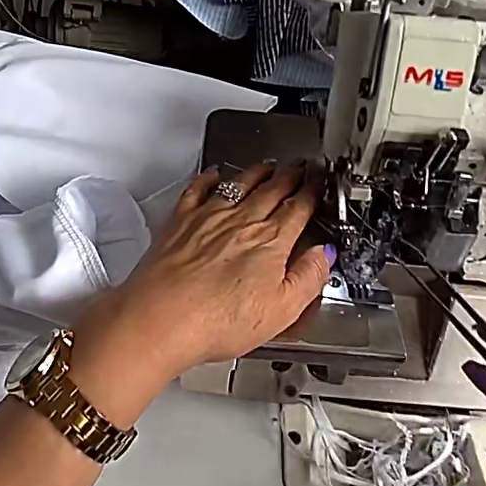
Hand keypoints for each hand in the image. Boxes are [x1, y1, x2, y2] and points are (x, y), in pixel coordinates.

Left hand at [67, 163, 334, 424]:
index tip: (318, 182)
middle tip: (300, 167)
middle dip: (290, 175)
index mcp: (272, 241)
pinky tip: (214, 174)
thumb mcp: (282, 310)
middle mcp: (242, 222)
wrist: (161, 319)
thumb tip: (324, 255)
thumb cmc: (216, 320)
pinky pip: (198, 189)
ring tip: (268, 165)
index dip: (312, 192)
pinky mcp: (181, 222)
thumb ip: (309, 278)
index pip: (299, 208)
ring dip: (258, 171)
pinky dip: (210, 177)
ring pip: (240, 183)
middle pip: (273, 189)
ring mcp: (209, 218)